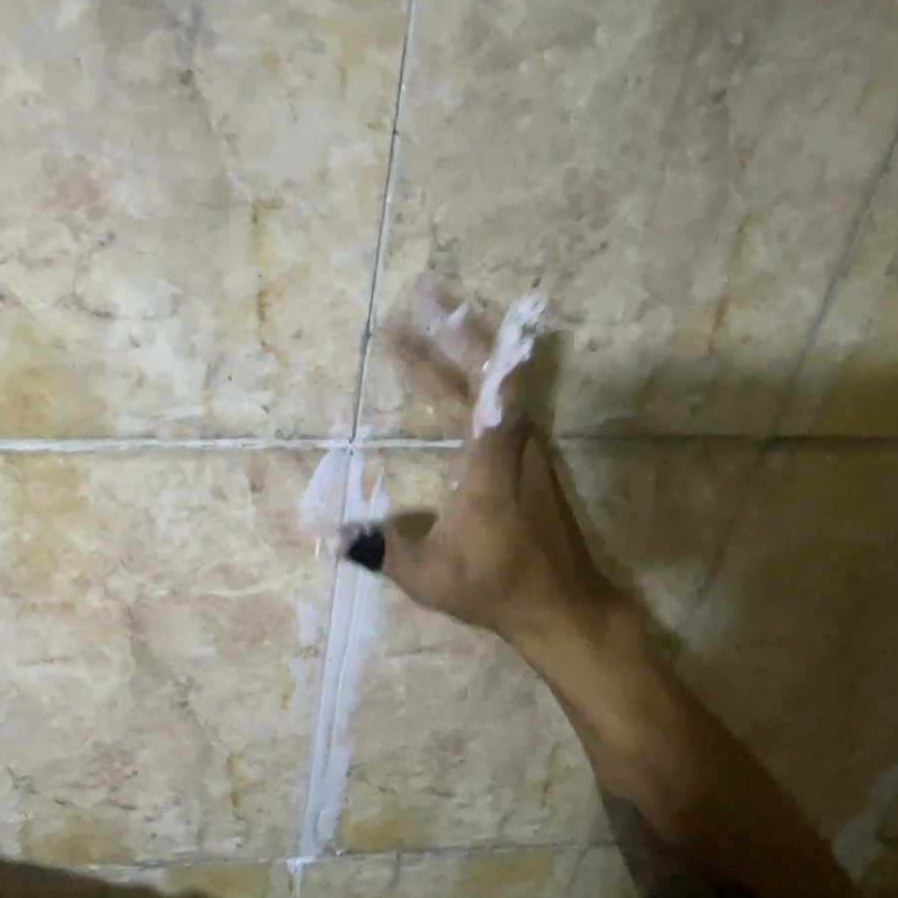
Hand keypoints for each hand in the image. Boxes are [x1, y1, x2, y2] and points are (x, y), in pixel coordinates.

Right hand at [342, 279, 614, 641]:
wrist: (565, 607)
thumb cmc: (498, 590)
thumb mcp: (431, 578)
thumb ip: (382, 552)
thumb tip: (332, 536)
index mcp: (492, 467)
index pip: (491, 392)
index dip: (464, 346)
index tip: (428, 313)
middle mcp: (514, 445)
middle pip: (490, 371)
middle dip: (453, 327)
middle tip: (419, 290)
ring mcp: (525, 448)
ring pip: (497, 381)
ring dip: (462, 344)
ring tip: (426, 315)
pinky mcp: (525, 456)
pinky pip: (500, 400)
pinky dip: (473, 371)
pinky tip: (451, 364)